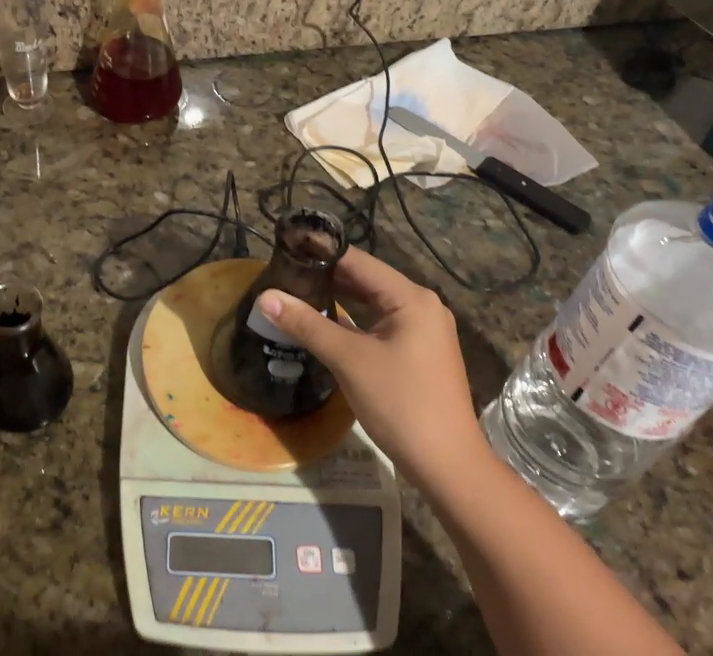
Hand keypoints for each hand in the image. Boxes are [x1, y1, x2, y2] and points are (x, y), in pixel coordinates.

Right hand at [257, 247, 480, 483]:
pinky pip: (379, 327)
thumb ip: (307, 325)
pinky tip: (324, 326)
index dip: (322, 253)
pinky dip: (353, 324)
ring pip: (373, 306)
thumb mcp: (349, 360)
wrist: (446, 464)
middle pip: (367, 281)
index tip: (287, 249)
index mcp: (412, 298)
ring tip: (296, 294)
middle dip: (327, 277)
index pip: (359, 262)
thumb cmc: (400, 403)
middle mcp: (422, 307)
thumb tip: (266, 296)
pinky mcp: (418, 355)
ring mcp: (423, 332)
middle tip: (284, 273)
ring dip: (338, 301)